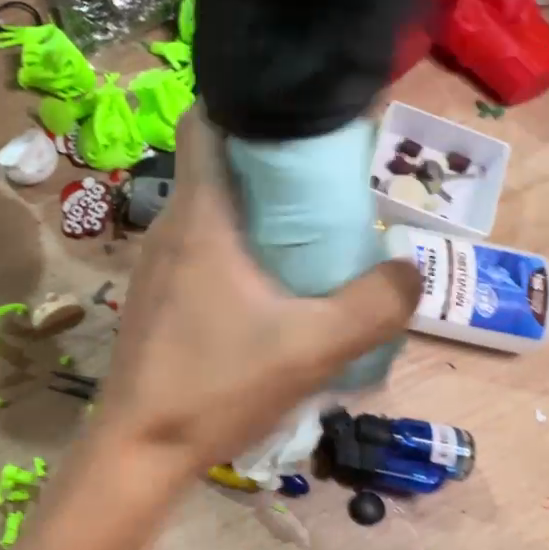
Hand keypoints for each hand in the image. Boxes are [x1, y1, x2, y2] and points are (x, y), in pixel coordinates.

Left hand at [92, 110, 420, 476]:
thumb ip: (374, 305)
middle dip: (270, 161)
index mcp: (199, 215)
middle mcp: (169, 225)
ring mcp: (156, 262)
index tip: (299, 114)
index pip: (204, 121)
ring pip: (209, 210)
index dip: (246, 102)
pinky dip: (236, 246)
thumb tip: (410, 269)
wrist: (138, 447)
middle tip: (330, 178)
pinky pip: (199, 247)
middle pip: (217, 164)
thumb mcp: (313, 347)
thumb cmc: (216, 385)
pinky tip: (271, 285)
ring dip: (256, 210)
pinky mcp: (155, 295)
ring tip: (311, 231)